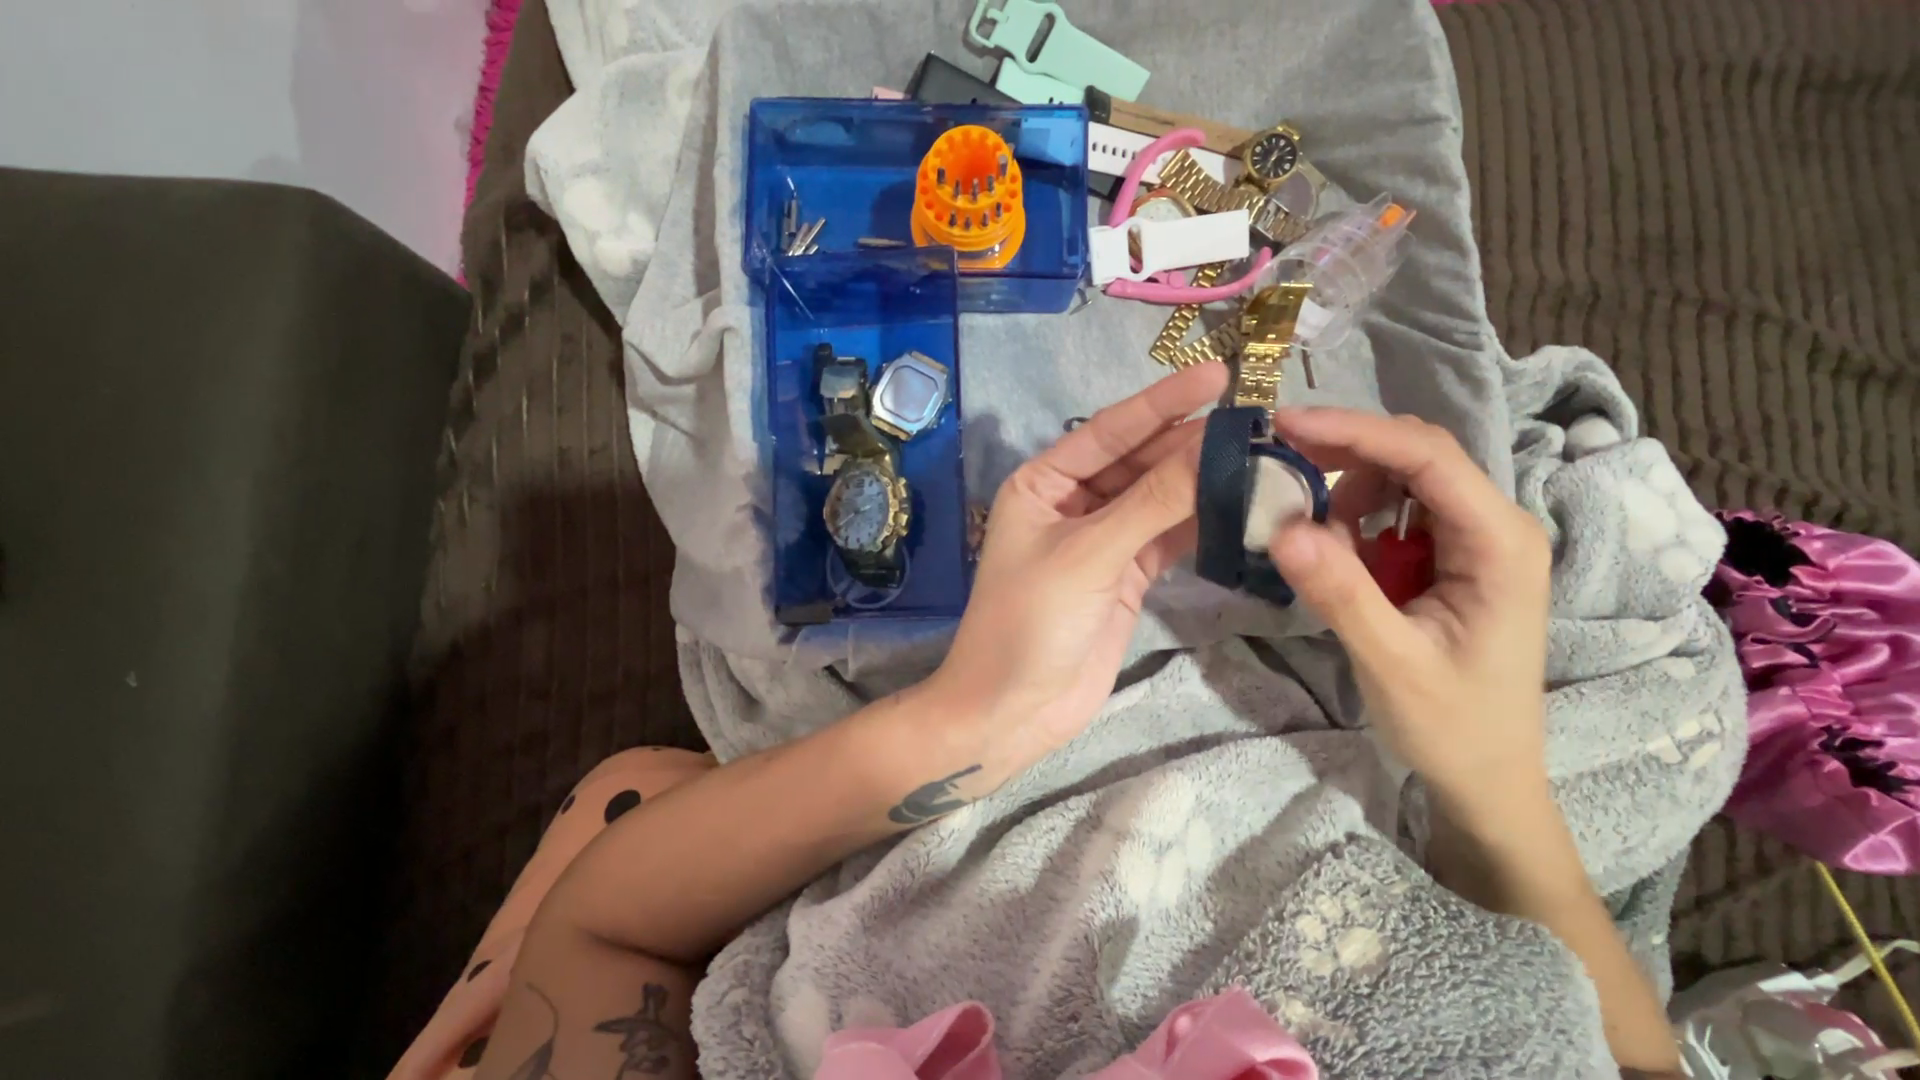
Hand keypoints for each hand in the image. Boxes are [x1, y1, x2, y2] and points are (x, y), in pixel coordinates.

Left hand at [927, 362, 1229, 784]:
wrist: (1013, 710)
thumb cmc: (1030, 622)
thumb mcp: (1088, 555)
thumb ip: (1151, 504)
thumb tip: (1213, 450)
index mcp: (1043, 482)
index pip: (1109, 430)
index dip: (1163, 403)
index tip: (1219, 375)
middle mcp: (1072, 502)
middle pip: (1140, 461)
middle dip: (1192, 443)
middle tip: (1259, 422)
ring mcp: (1102, 539)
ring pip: (1159, 498)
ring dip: (1204, 482)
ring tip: (1265, 457)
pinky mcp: (1126, 575)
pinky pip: (1169, 536)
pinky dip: (1203, 524)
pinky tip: (1245, 506)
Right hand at [1264, 408, 1553, 811]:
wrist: (1486, 776)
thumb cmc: (1452, 725)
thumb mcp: (1391, 662)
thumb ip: (1341, 592)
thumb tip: (1282, 526)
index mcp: (1501, 543)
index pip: (1428, 456)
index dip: (1355, 431)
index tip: (1285, 424)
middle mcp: (1496, 526)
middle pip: (1417, 455)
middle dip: (1346, 451)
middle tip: (1278, 462)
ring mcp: (1475, 541)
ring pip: (1404, 478)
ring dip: (1349, 489)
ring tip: (1311, 532)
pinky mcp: (1452, 558)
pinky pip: (1398, 513)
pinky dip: (1356, 518)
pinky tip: (1336, 554)